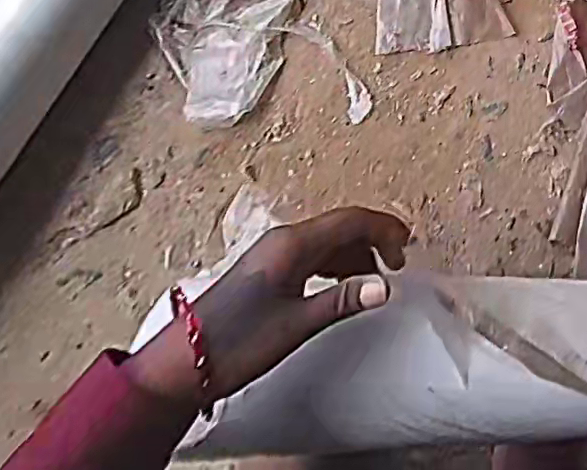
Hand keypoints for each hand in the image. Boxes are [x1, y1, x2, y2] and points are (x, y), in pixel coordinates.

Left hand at [124, 207, 410, 404]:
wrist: (179, 365)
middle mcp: (285, 238)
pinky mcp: (268, 267)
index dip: (383, 228)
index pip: (350, 220)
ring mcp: (275, 251)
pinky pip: (313, 253)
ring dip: (356, 251)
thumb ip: (342, 300)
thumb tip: (385, 287)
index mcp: (293, 243)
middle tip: (398, 261)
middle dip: (373, 238)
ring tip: (377, 276)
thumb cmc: (239, 342)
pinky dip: (336, 262)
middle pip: (340, 225)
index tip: (407, 244)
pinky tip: (345, 283)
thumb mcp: (296, 324)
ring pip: (327, 239)